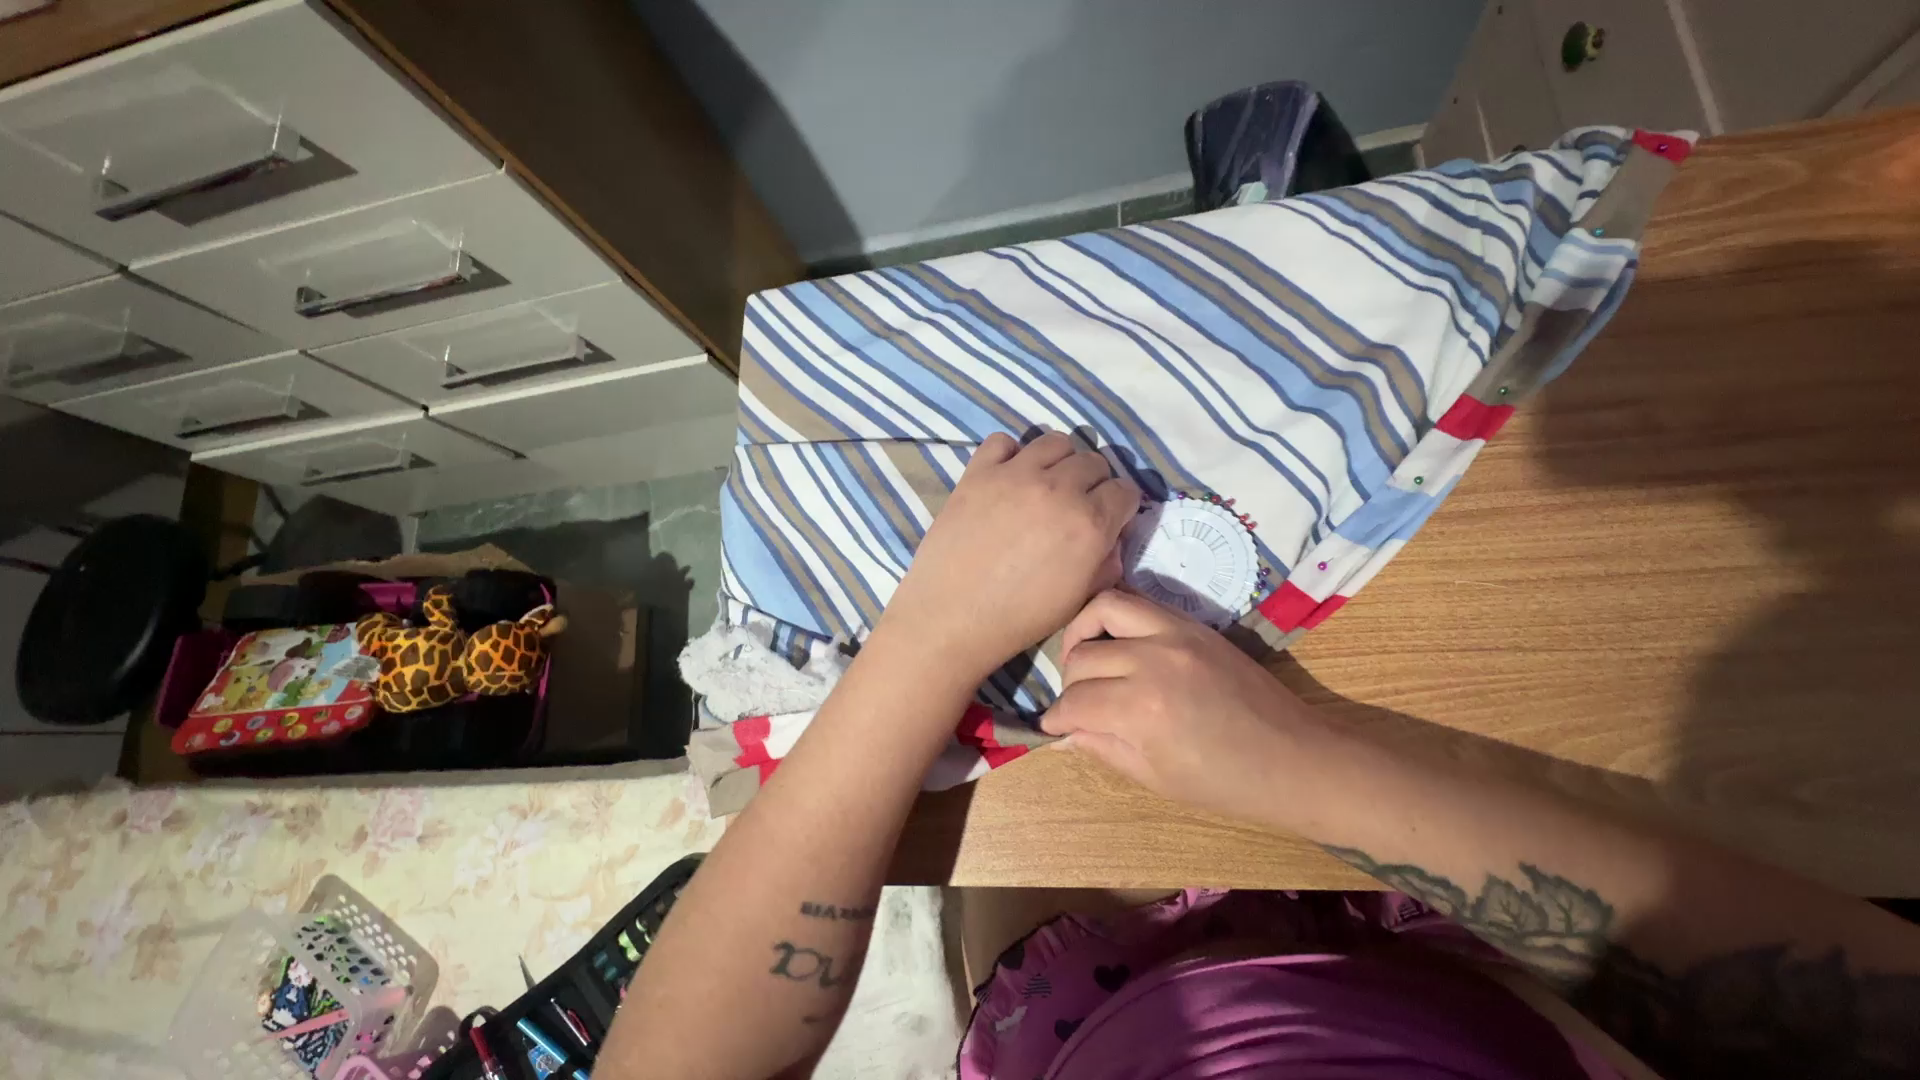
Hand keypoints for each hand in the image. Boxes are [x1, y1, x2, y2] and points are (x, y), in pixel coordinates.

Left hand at [879, 431, 1139, 683]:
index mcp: (1090, 523)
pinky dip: (1011, 455)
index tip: (1108, 518)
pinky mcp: (978, 472)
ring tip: (1045, 485)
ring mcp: (1015, 475)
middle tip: (1075, 505)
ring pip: (1054, 442)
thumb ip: (1106, 563)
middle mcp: (1058, 489)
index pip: (1125, 490)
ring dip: (1059, 461)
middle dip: (1093, 483)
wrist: (951, 617)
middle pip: (1093, 461)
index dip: (1119, 506)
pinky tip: (1008, 478)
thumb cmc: (1019, 618)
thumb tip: (1110, 539)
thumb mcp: (1079, 599)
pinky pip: (1003, 442)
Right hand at [1041, 589, 1321, 822]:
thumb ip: (1102, 746)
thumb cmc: (1225, 782)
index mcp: (1141, 710)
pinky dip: (1114, 615)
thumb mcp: (1154, 777)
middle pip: (1081, 656)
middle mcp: (1152, 661)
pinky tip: (1113, 639)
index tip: (1053, 725)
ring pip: (1102, 608)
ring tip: (1083, 656)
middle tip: (1076, 703)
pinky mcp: (1192, 624)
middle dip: (1068, 684)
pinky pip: (1138, 602)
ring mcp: (1174, 634)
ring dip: (1083, 632)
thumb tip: (1065, 729)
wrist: (1294, 758)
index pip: (1074, 701)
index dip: (1056, 717)